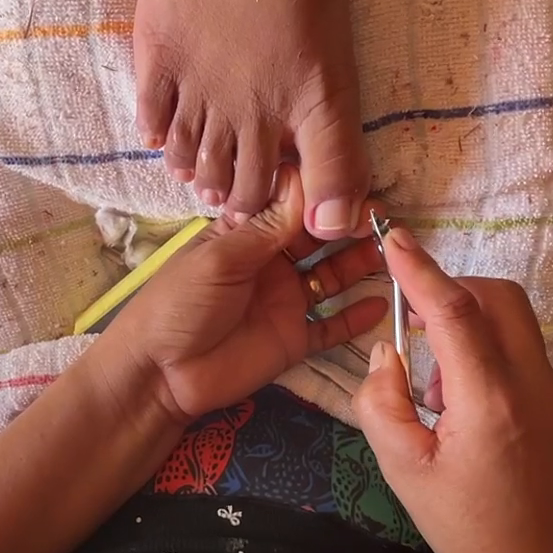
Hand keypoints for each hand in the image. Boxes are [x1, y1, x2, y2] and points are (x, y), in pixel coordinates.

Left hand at [94, 168, 387, 422]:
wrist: (160, 374)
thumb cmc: (179, 305)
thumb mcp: (219, 259)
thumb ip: (265, 227)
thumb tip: (303, 179)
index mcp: (247, 236)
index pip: (293, 207)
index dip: (324, 196)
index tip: (358, 184)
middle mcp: (271, 265)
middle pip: (320, 240)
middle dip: (351, 227)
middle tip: (386, 218)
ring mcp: (285, 303)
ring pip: (332, 279)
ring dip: (360, 265)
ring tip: (393, 254)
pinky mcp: (293, 340)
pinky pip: (331, 327)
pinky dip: (355, 317)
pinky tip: (381, 304)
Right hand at [352, 227, 552, 552]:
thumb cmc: (462, 528)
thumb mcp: (401, 467)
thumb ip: (383, 401)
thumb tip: (387, 355)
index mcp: (490, 401)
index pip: (455, 312)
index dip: (421, 270)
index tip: (395, 238)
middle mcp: (534, 385)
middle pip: (499, 297)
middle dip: (453, 288)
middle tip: (413, 322)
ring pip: (513, 322)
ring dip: (467, 327)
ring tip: (435, 391)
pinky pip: (520, 353)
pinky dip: (485, 354)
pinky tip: (461, 408)